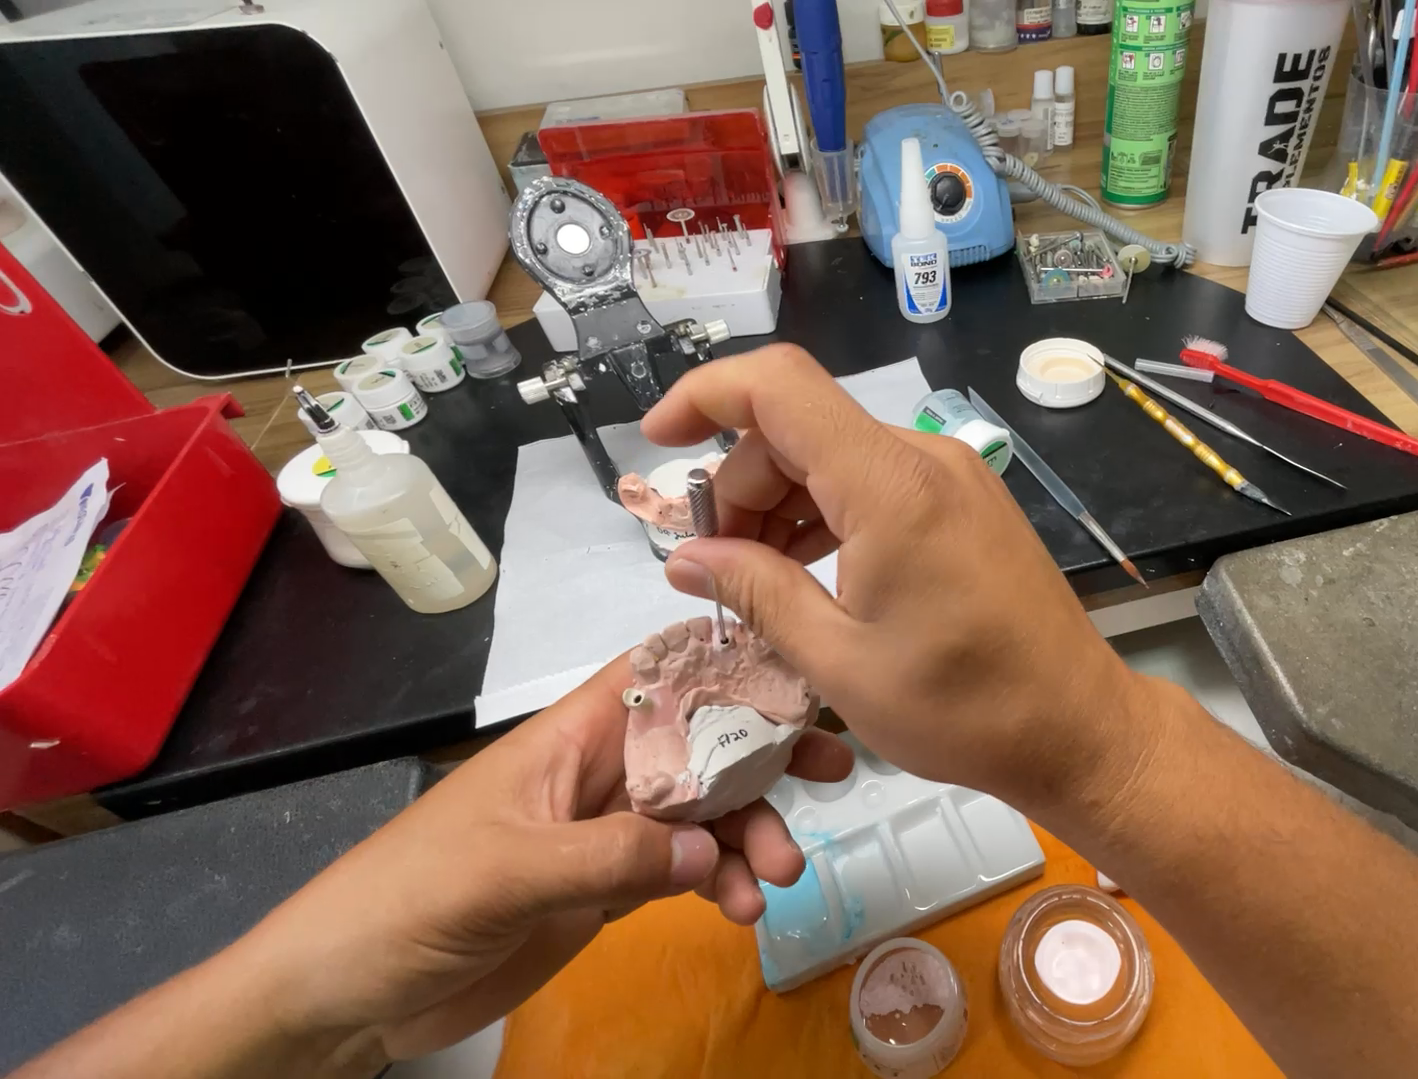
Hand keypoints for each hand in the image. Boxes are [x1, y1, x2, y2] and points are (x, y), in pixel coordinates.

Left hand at [227, 652, 851, 1064]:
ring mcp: (617, 827)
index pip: (661, 671)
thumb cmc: (405, 903)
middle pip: (707, 740)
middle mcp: (609, 769)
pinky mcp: (618, 881)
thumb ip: (611, 855)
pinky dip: (723, 882)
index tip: (797, 667)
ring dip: (753, 833)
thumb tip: (710, 849)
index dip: (727, 657)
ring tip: (781, 875)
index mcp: (577, 735)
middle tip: (833, 766)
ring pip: (710, 809)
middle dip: (769, 750)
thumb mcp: (504, 872)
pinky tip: (741, 909)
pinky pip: (691, 867)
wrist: (340, 1003)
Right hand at [641, 345, 1154, 811]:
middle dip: (741, 484)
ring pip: (837, 456)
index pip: (778, 386)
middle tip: (718, 565)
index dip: (704, 395)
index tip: (657, 441)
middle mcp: (925, 458)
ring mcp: (954, 477)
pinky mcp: (968, 503)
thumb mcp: (839, 661)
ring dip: (783, 503)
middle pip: (801, 428)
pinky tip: (812, 570)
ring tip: (758, 578)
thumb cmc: (962, 708)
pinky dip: (831, 514)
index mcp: (890, 485)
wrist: (1076, 725)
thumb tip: (685, 555)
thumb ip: (756, 592)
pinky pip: (878, 483)